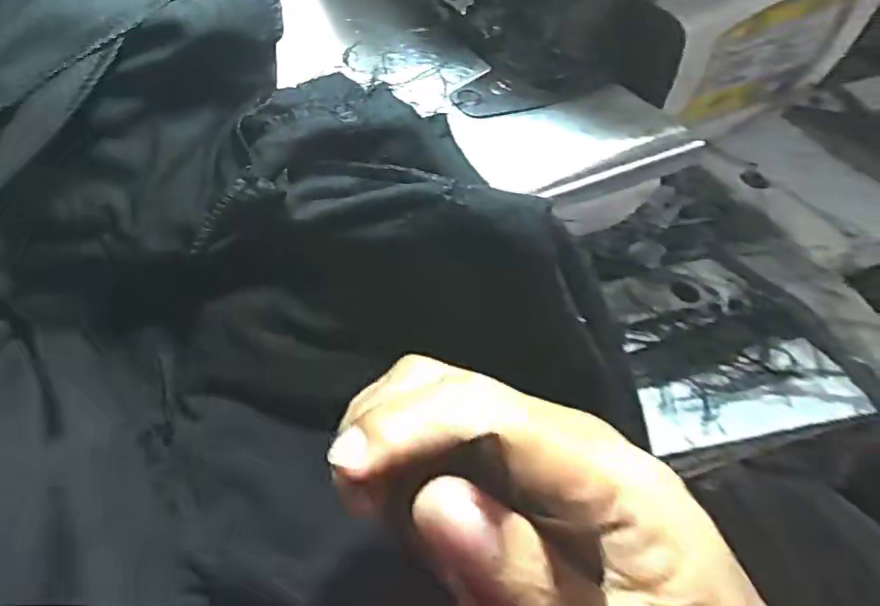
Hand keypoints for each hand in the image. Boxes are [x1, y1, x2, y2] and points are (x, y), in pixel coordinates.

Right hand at [328, 355, 762, 605]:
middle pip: (444, 384)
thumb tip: (434, 499)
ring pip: (426, 389)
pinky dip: (393, 445)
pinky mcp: (516, 454)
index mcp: (616, 479)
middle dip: (379, 425)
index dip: (401, 426)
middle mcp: (574, 437)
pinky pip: (431, 418)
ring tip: (370, 500)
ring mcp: (543, 440)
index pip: (483, 410)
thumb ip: (527, 578)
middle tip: (351, 492)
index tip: (348, 472)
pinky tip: (395, 494)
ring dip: (379, 433)